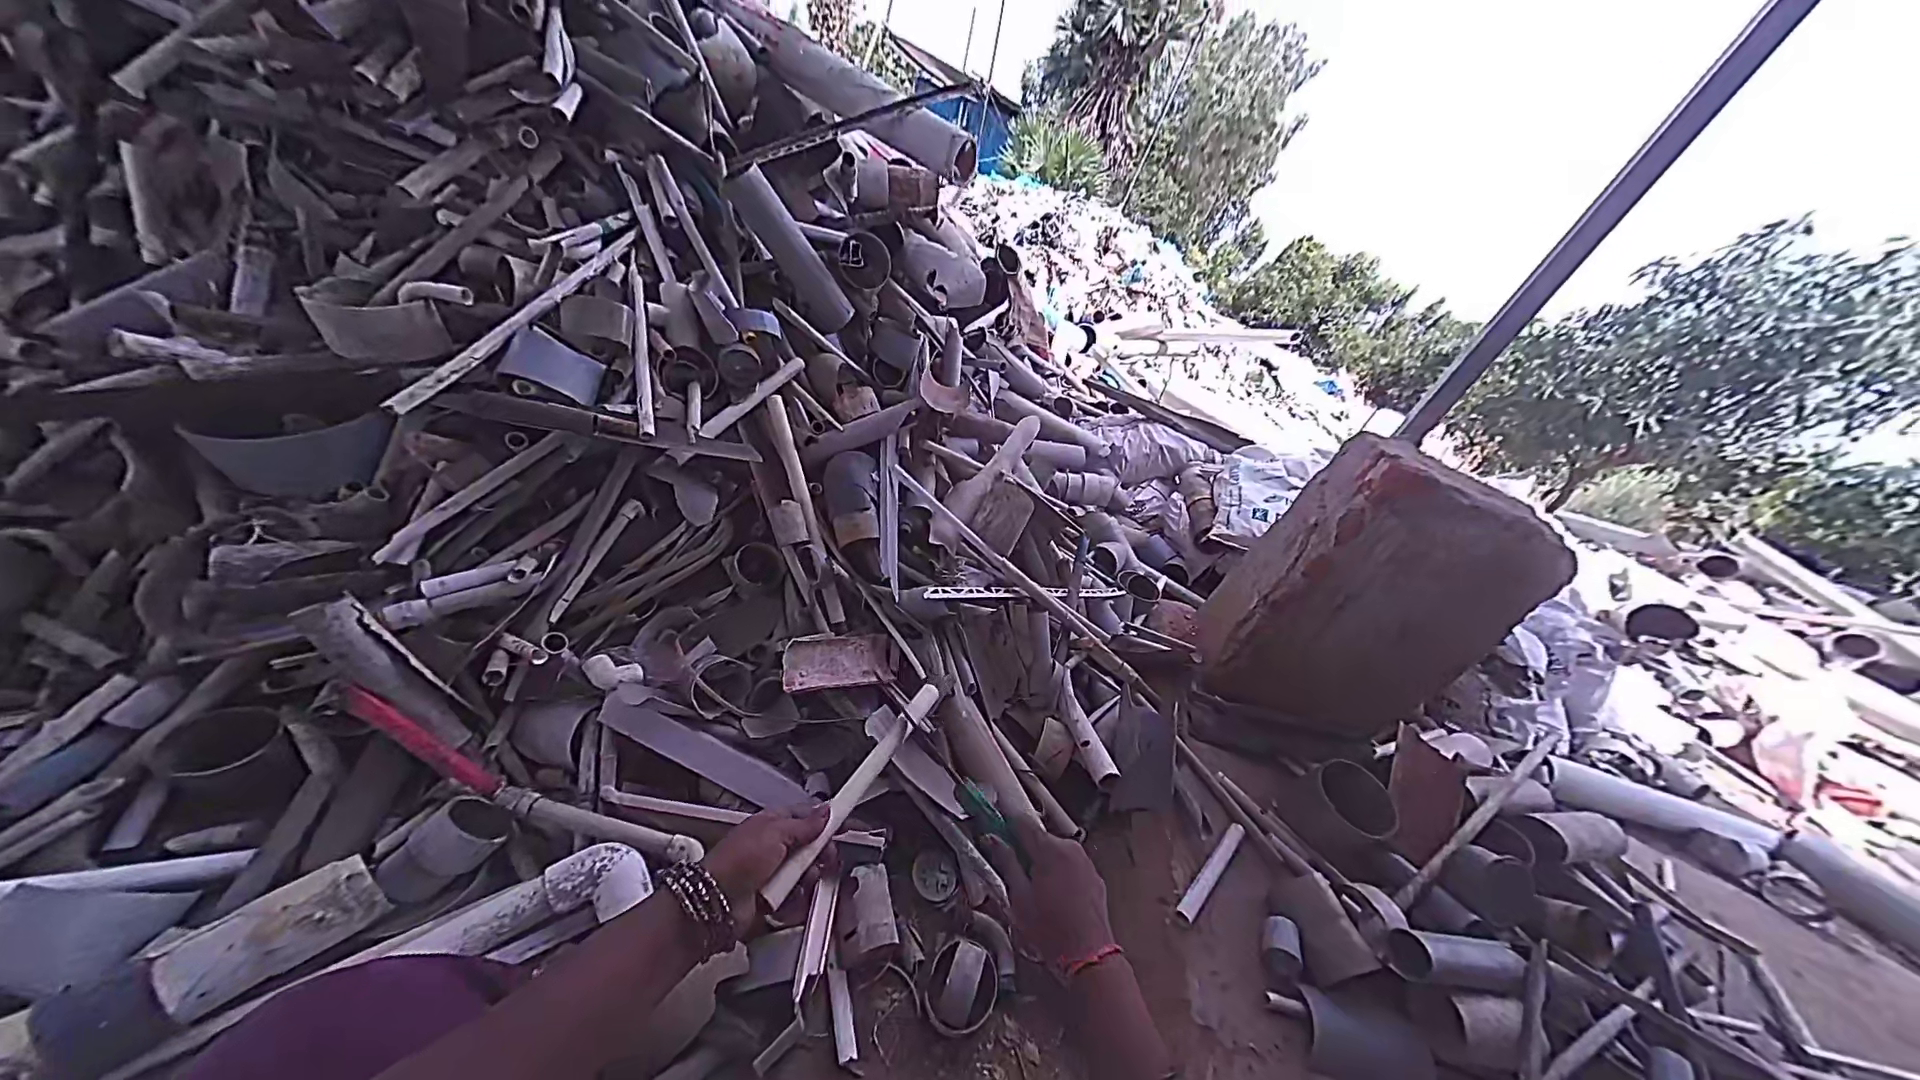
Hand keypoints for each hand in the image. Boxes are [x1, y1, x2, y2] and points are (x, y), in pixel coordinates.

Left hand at [703, 803, 829, 934]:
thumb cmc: (735, 861)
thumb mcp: (776, 833)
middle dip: (822, 855)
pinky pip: (800, 899)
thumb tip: (826, 812)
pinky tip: (788, 899)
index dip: (831, 822)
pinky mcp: (776, 900)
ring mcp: (776, 875)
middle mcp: (777, 848)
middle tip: (824, 859)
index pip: (811, 817)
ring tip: (798, 882)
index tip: (849, 826)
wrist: (715, 905)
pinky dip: (798, 901)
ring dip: (808, 880)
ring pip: (810, 875)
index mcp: (775, 824)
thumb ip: (806, 824)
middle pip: (814, 849)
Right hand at [981, 816, 1114, 968]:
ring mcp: (1085, 862)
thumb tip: (993, 841)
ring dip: (1043, 863)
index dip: (1006, 824)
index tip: (996, 830)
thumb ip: (1005, 862)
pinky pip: (1071, 866)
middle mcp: (1070, 849)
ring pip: (1056, 852)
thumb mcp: (1019, 897)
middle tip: (1013, 873)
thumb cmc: (1052, 932)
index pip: (1022, 822)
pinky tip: (1053, 898)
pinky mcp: (1094, 876)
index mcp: (1049, 850)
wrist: (1088, 957)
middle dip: (1025, 850)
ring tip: (1035, 892)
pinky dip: (1060, 874)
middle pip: (1040, 837)